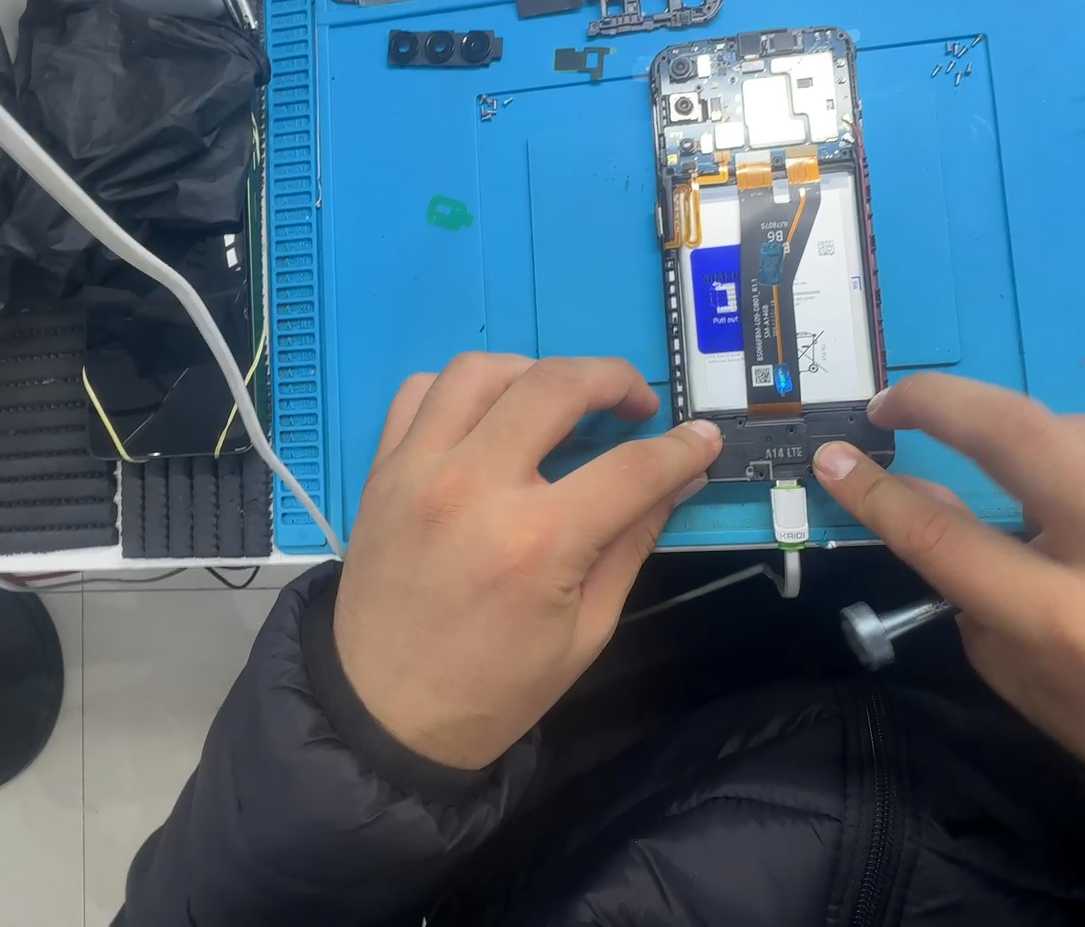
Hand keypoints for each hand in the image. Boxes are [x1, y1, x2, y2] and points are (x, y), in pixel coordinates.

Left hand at [334, 354, 721, 769]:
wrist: (382, 715)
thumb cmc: (496, 688)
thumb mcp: (587, 629)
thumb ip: (634, 541)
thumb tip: (678, 480)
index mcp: (537, 541)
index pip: (631, 467)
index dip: (681, 448)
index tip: (702, 438)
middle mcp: (474, 486)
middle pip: (555, 386)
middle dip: (613, 379)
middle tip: (636, 403)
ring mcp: (418, 470)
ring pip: (481, 370)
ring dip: (534, 372)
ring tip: (559, 401)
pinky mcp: (382, 471)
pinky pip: (418, 391)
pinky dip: (461, 388)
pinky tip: (487, 416)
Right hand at [813, 373, 1084, 835]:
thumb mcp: (1020, 670)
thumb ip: (961, 574)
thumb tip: (912, 485)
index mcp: (1079, 628)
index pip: (944, 532)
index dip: (875, 489)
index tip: (834, 456)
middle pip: (1021, 432)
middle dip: (938, 400)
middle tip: (894, 402)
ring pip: (1084, 430)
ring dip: (1037, 450)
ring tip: (1046, 496)